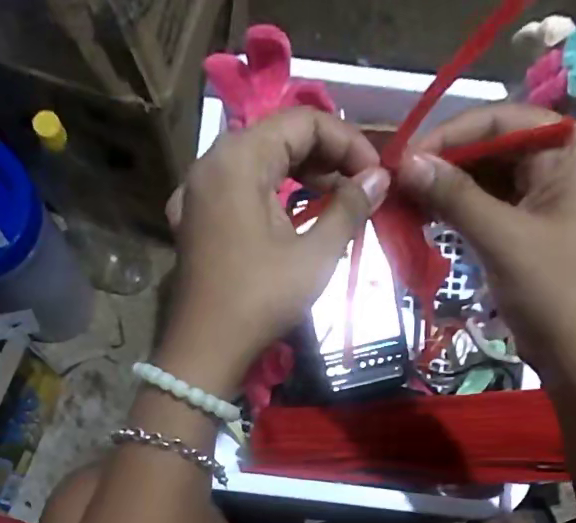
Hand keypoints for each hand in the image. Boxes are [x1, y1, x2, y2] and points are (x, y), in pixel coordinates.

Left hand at [163, 108, 389, 391]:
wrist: (205, 349)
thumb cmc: (261, 300)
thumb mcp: (314, 256)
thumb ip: (349, 209)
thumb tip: (379, 179)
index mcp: (239, 159)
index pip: (303, 121)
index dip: (348, 141)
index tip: (377, 175)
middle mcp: (213, 162)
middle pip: (279, 136)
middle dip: (328, 157)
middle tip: (363, 188)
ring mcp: (200, 191)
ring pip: (260, 163)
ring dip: (303, 176)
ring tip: (340, 202)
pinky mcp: (197, 218)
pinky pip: (242, 190)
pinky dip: (274, 194)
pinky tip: (297, 217)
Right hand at [396, 104, 575, 368]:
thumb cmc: (552, 291)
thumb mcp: (502, 238)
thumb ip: (454, 196)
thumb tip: (405, 162)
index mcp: (574, 147)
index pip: (503, 119)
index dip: (450, 135)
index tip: (404, 157)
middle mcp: (567, 160)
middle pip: (496, 146)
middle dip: (447, 164)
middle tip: (398, 181)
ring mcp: (553, 195)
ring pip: (492, 177)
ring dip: (450, 189)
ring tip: (406, 200)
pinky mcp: (538, 226)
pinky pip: (495, 205)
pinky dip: (464, 211)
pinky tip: (428, 217)